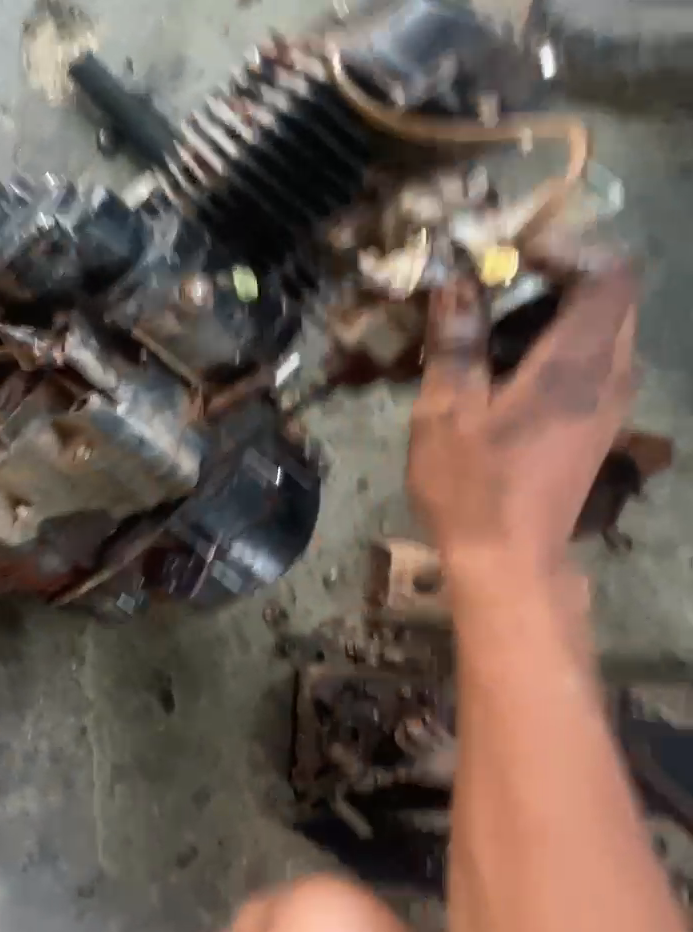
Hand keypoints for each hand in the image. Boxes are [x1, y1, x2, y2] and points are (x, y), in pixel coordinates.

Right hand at [408, 251, 637, 577]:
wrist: (509, 552)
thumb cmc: (471, 482)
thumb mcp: (446, 412)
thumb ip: (457, 345)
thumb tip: (455, 286)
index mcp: (580, 363)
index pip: (608, 273)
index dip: (565, 249)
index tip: (502, 254)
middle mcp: (614, 370)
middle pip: (608, 295)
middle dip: (551, 277)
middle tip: (483, 288)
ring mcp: (611, 396)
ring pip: (600, 325)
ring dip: (547, 311)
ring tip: (480, 327)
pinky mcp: (597, 417)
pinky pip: (589, 357)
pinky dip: (549, 343)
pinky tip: (496, 368)